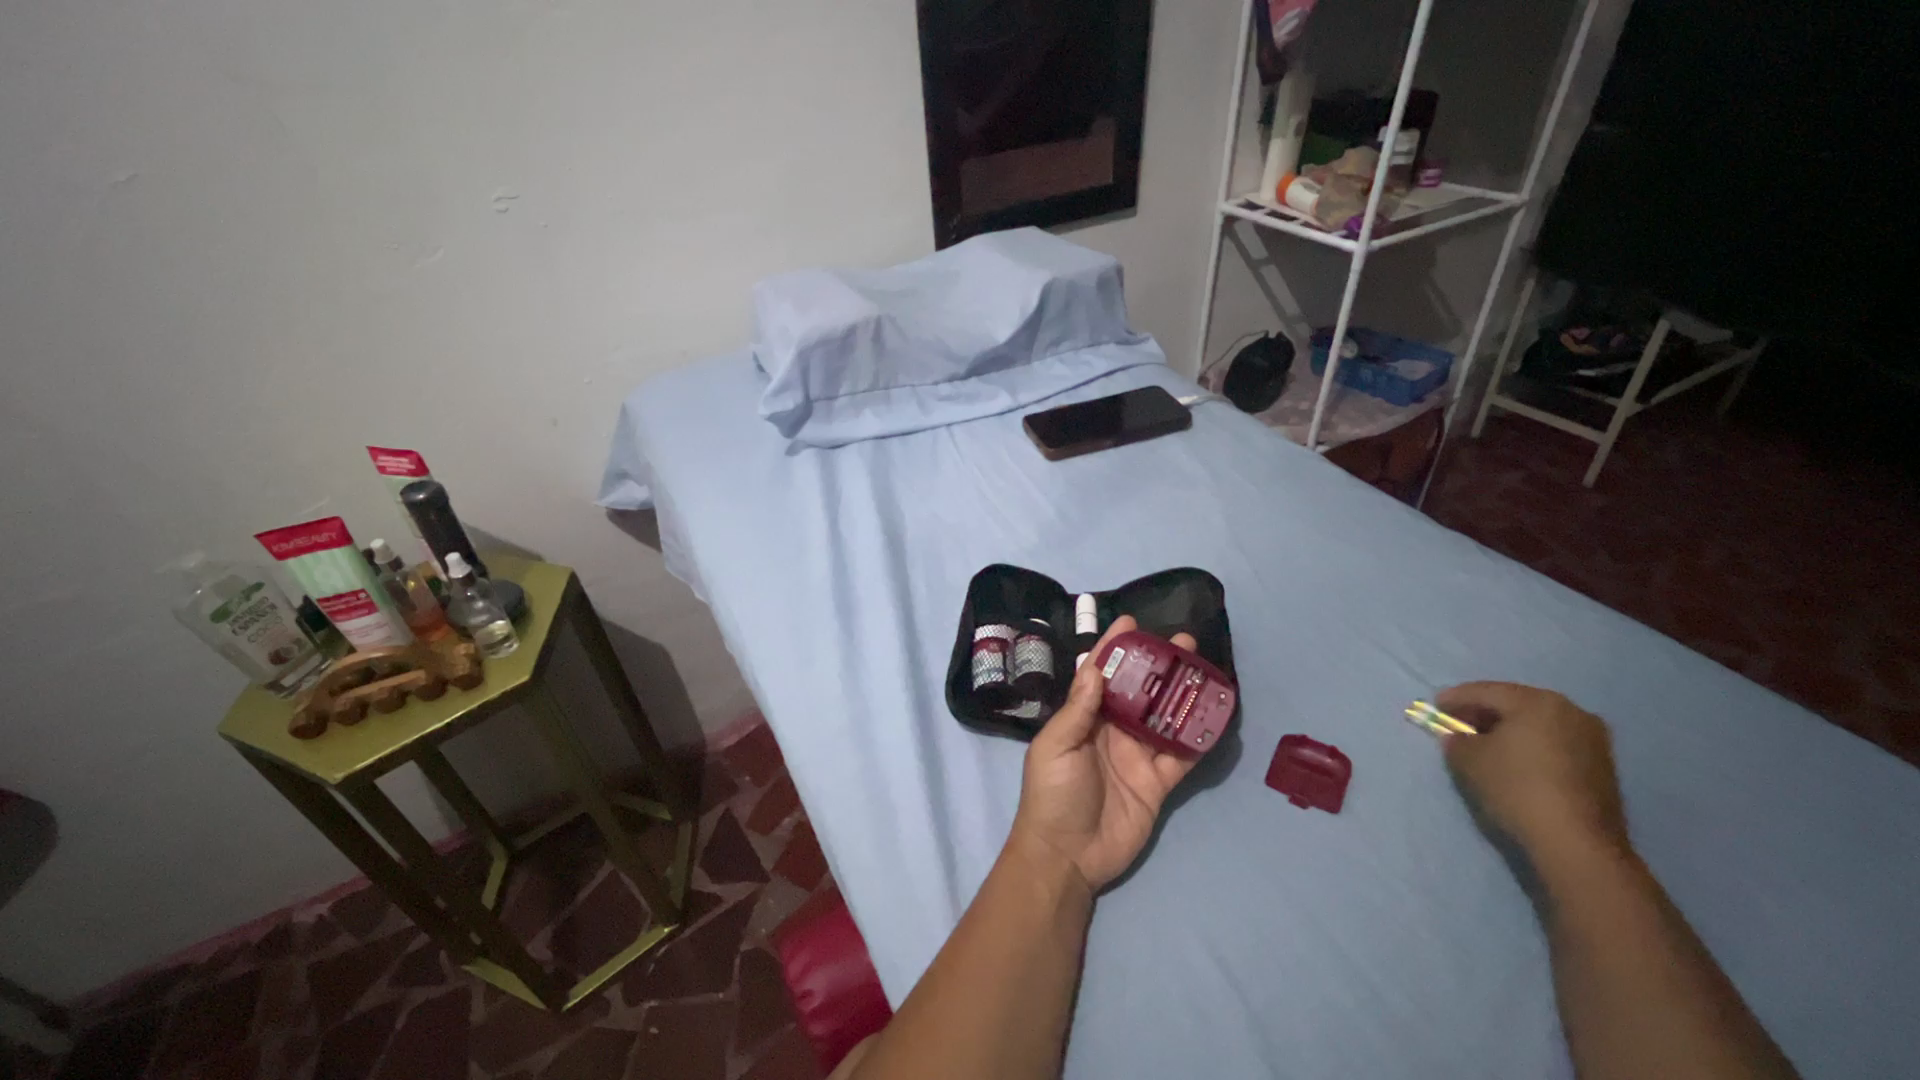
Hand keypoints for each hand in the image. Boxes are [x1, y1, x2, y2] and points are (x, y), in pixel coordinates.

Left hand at [1011, 616, 1200, 892]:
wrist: (1067, 855)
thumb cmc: (1052, 795)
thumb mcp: (1056, 746)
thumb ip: (1078, 709)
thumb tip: (1095, 668)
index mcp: (1083, 719)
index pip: (1099, 675)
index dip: (1114, 649)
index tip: (1131, 622)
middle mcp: (1112, 732)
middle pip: (1140, 691)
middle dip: (1159, 665)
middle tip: (1183, 640)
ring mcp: (1137, 757)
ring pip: (1165, 718)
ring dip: (1183, 694)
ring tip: (1205, 667)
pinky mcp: (1158, 783)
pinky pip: (1182, 755)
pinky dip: (1198, 737)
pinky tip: (1216, 714)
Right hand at [1438, 682, 1630, 864]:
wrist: (1577, 842)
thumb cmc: (1517, 788)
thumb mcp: (1469, 761)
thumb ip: (1457, 741)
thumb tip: (1459, 737)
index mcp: (1538, 701)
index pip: (1487, 691)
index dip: (1457, 697)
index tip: (1436, 705)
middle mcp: (1571, 710)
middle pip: (1517, 704)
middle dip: (1486, 712)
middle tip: (1460, 723)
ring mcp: (1593, 738)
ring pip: (1540, 724)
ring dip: (1511, 730)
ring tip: (1487, 744)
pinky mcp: (1603, 766)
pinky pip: (1556, 743)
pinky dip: (1533, 746)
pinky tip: (1517, 761)